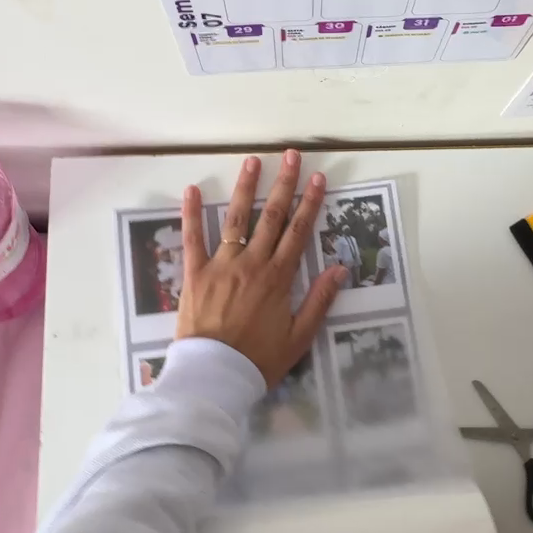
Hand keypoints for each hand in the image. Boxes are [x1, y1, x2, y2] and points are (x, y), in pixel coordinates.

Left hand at [177, 150, 341, 386]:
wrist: (214, 377)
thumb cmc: (259, 360)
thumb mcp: (299, 337)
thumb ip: (319, 301)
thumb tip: (340, 269)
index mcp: (278, 277)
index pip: (298, 231)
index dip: (309, 202)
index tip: (317, 177)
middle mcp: (251, 262)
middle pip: (271, 216)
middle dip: (283, 184)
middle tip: (290, 155)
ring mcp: (221, 264)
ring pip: (235, 218)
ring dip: (245, 187)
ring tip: (252, 160)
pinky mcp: (194, 273)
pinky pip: (192, 238)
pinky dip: (191, 213)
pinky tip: (192, 189)